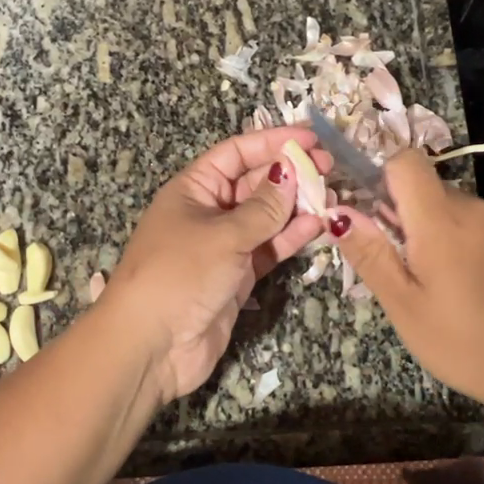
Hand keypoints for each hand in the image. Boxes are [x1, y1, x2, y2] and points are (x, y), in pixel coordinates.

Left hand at [103, 127, 330, 402]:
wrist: (151, 345)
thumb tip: (291, 173)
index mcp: (193, 188)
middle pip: (254, 183)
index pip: (236, 153)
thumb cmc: (178, 274)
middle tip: (329, 167)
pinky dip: (291, 237)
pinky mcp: (237, 276)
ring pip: (266, 217)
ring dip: (296, 206)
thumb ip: (263, 208)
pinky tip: (318, 226)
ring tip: (332, 196)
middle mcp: (208, 211)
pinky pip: (269, 248)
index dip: (271, 142)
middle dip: (290, 174)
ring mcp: (224, 245)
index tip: (310, 137)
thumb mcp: (223, 235)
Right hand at [330, 150, 483, 416]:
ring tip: (447, 290)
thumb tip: (337, 212)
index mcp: (443, 219)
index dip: (383, 179)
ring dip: (443, 236)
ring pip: (459, 212)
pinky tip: (479, 292)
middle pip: (431, 191)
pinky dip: (472, 248)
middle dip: (411, 219)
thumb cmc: (470, 347)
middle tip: (408, 272)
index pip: (405, 161)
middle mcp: (479, 207)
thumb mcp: (406, 308)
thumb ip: (371, 254)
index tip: (378, 219)